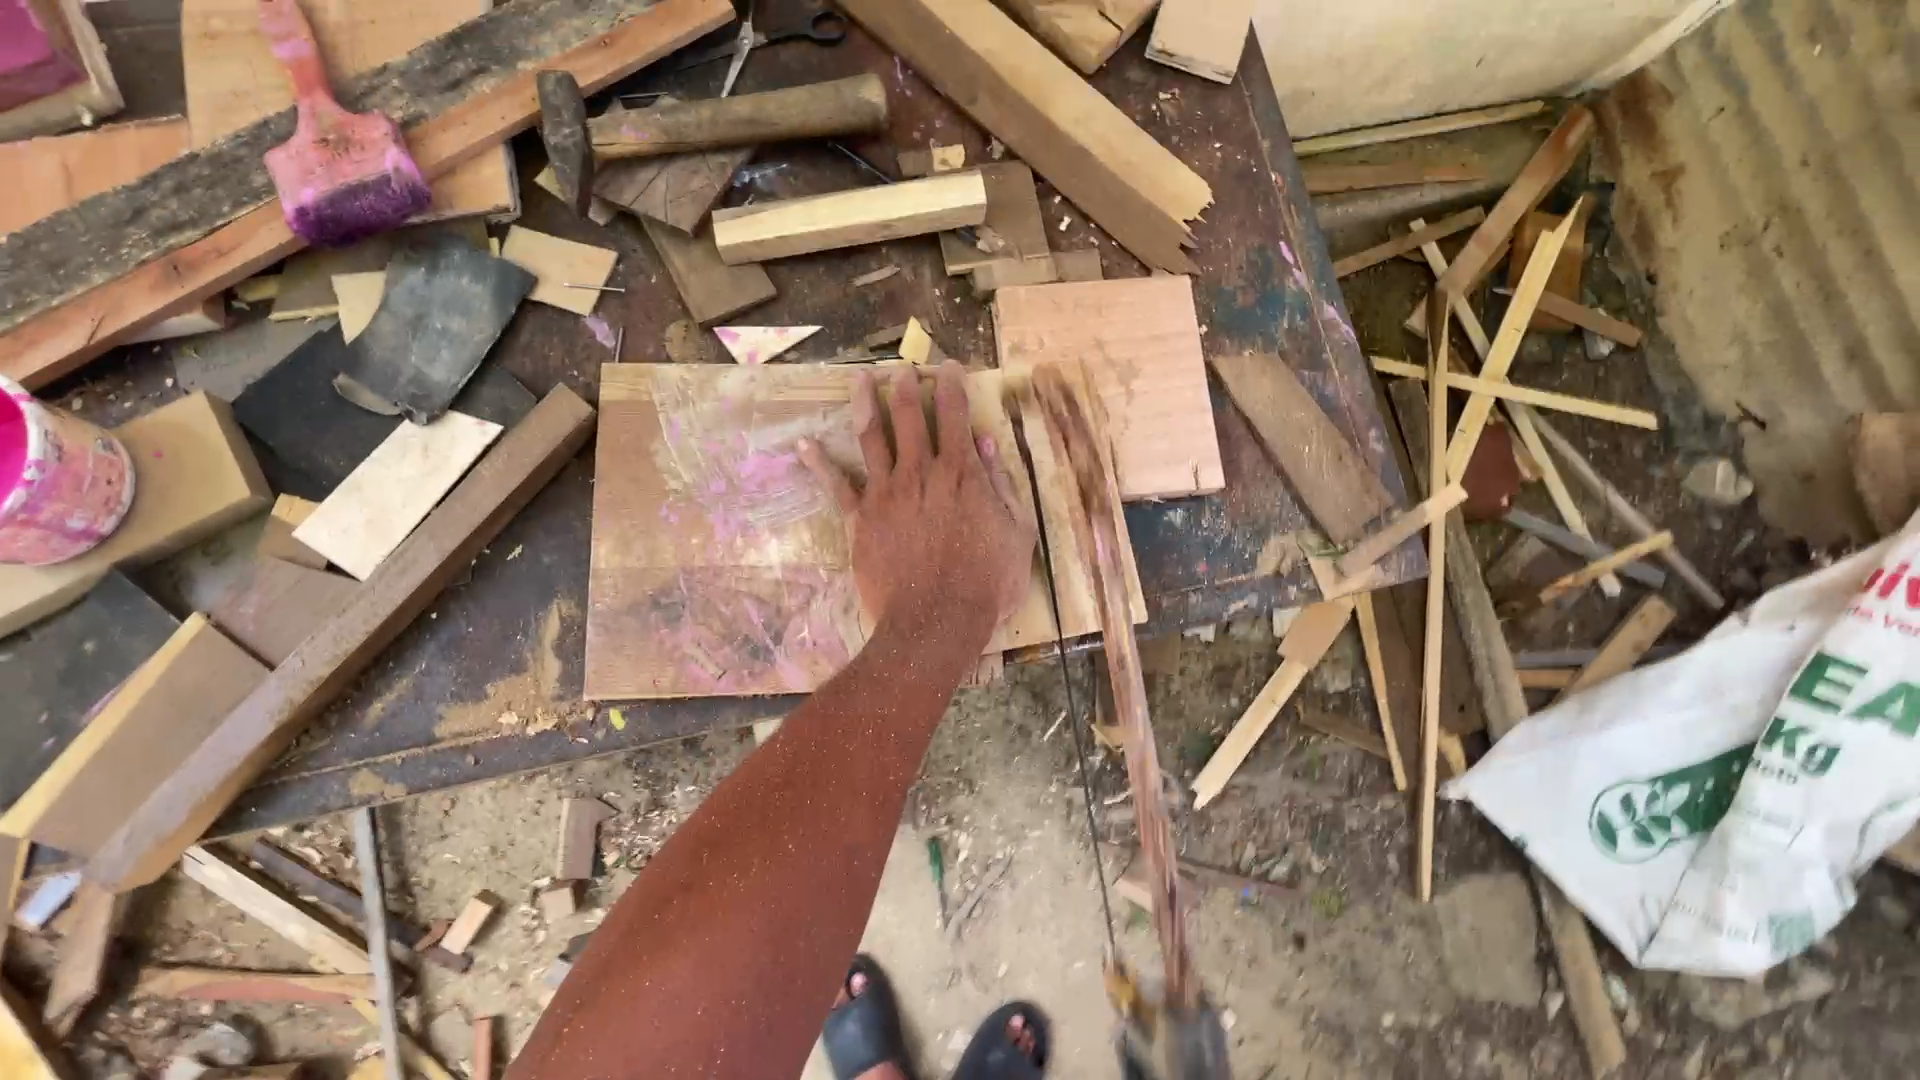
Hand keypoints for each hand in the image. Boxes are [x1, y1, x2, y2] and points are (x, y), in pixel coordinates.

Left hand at [799, 364, 1036, 647]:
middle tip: (901, 368)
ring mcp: (886, 493)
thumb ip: (1001, 485)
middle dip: (906, 387)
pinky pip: (836, 486)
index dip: (952, 386)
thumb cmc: (986, 583)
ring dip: (866, 404)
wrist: (936, 621)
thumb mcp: (1016, 533)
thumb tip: (987, 442)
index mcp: (962, 473)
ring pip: (872, 437)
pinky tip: (806, 445)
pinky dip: (820, 465)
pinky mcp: (861, 519)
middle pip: (910, 417)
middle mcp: (921, 473)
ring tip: (860, 380)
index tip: (947, 367)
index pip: (956, 415)